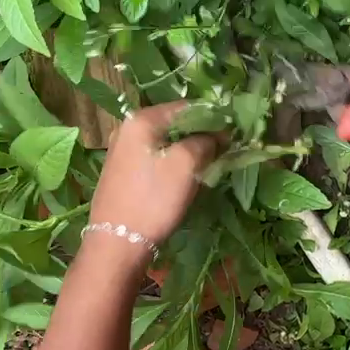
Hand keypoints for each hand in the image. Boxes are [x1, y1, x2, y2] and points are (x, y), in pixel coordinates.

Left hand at [88, 102, 217, 250]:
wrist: (117, 243)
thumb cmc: (153, 199)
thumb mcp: (186, 165)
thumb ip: (206, 141)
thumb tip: (219, 134)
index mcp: (141, 120)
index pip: (186, 107)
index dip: (213, 117)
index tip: (232, 133)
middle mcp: (127, 129)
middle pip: (174, 123)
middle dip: (200, 134)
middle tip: (223, 149)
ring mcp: (122, 151)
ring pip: (165, 142)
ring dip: (188, 149)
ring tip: (209, 164)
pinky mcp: (122, 171)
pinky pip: (154, 157)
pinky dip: (172, 162)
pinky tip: (185, 176)